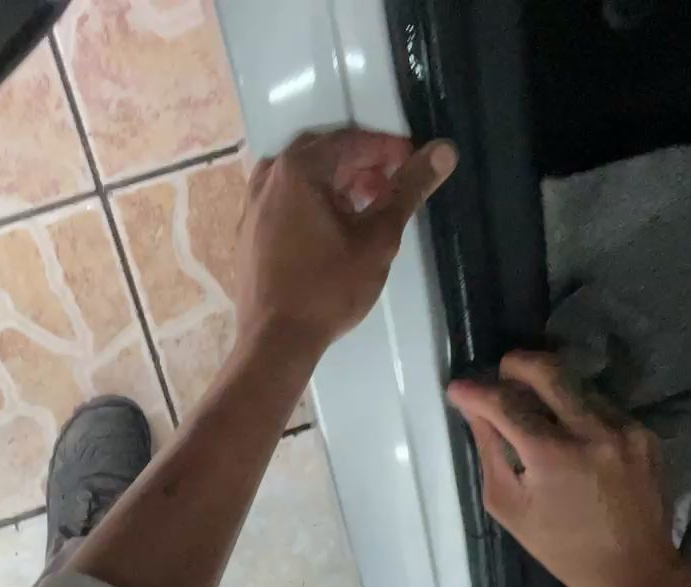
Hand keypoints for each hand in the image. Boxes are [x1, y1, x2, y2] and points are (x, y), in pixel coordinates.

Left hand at [235, 129, 456, 349]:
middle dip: (360, 165)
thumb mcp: (377, 239)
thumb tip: (444, 150)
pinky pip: (282, 203)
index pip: (352, 140)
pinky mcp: (247, 235)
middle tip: (388, 188)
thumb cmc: (328, 290)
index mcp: (299, 169)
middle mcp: (268, 178)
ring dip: (333, 184)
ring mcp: (251, 207)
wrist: (274, 342)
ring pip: (299, 178)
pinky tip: (327, 232)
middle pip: (322, 154)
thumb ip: (408, 190)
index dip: (388, 150)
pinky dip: (308, 204)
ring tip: (362, 211)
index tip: (414, 165)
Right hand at [447, 352, 679, 586]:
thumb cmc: (558, 545)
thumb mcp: (508, 505)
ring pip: (577, 385)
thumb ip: (490, 452)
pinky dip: (576, 412)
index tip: (457, 389)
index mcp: (553, 455)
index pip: (506, 404)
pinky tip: (567, 435)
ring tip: (530, 408)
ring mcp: (625, 428)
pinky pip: (600, 406)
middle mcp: (593, 431)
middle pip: (549, 371)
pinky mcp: (644, 433)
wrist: (632, 568)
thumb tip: (476, 412)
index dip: (476, 392)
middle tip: (499, 374)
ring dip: (548, 390)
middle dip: (516, 365)